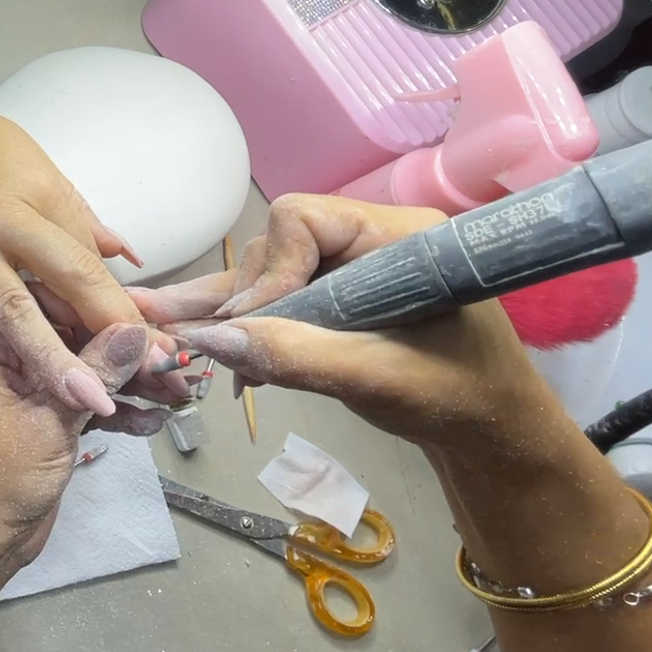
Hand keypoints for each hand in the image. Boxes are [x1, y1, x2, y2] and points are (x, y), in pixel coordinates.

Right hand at [0, 87, 173, 415]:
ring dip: (45, 352)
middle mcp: (2, 219)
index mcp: (39, 194)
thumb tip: (125, 254)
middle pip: (61, 277)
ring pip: (5, 302)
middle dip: (103, 330)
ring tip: (77, 397)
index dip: (122, 305)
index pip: (88, 257)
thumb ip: (76, 214)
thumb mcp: (32, 162)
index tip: (152, 346)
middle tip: (143, 378)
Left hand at [0, 321, 166, 563]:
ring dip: (135, 385)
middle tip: (177, 368)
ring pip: (94, 376)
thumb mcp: (52, 419)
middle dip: (130, 354)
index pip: (57, 308)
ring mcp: (40, 394)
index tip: (152, 327)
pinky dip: (122, 413)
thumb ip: (95, 373)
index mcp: (2, 348)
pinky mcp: (56, 422)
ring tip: (179, 396)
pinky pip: (94, 407)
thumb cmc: (2, 475)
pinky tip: (154, 421)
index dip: (105, 314)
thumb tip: (137, 330)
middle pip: (83, 341)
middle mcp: (21, 363)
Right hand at [128, 195, 563, 450]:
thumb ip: (294, 356)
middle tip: (222, 351)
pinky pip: (264, 300)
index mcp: (396, 237)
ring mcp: (339, 269)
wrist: (483, 429)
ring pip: (257, 275)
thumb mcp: (376, 378)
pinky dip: (230, 323)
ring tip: (169, 332)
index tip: (252, 325)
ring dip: (225, 315)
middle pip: (271, 250)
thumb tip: (207, 341)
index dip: (269, 270)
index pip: (302, 222)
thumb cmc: (454, 397)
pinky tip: (186, 331)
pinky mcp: (323, 297)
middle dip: (245, 302)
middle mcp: (362, 241)